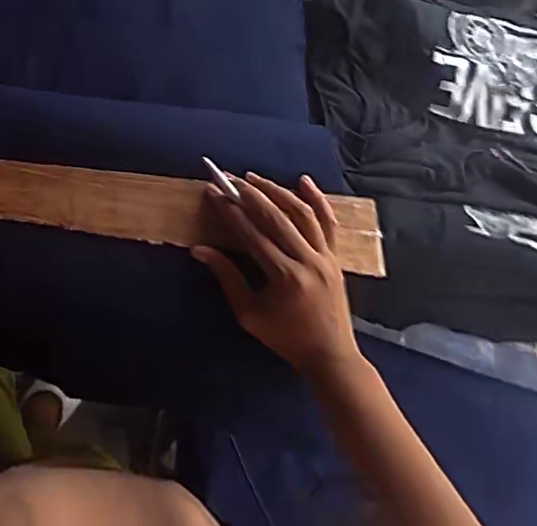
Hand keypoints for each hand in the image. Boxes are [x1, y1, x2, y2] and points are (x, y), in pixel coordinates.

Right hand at [193, 173, 360, 374]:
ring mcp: (325, 258)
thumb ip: (226, 277)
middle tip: (229, 179)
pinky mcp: (336, 258)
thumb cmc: (285, 337)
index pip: (252, 233)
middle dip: (250, 195)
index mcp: (284, 277)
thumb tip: (200, 249)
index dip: (230, 210)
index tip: (214, 192)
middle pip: (276, 218)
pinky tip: (304, 180)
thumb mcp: (248, 313)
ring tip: (255, 178)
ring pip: (301, 214)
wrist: (331, 358)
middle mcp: (307, 262)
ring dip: (276, 191)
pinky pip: (328, 223)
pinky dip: (317, 199)